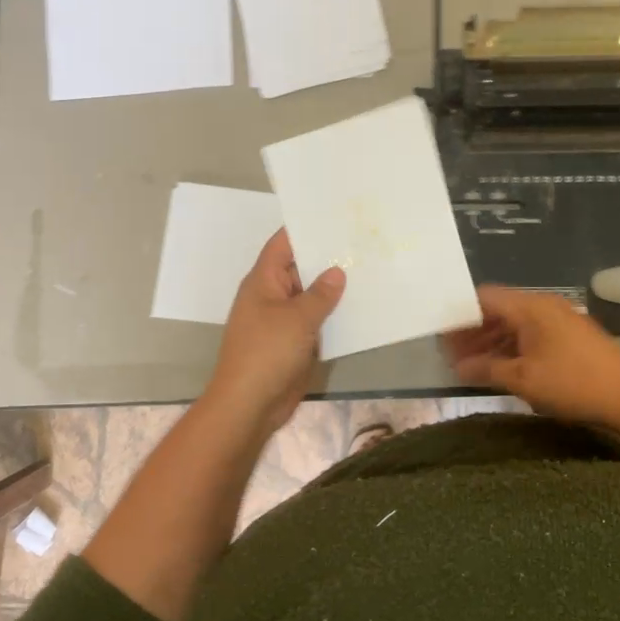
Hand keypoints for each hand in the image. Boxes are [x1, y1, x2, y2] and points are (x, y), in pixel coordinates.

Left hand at [204, 231, 344, 436]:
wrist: (249, 404)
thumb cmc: (266, 353)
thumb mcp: (297, 319)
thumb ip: (320, 294)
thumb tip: (337, 272)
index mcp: (263, 281)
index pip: (283, 244)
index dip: (305, 229)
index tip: (334, 215)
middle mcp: (271, 296)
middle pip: (300, 268)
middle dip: (327, 258)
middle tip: (364, 240)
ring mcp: (282, 321)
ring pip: (311, 297)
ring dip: (334, 289)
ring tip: (370, 268)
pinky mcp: (294, 343)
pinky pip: (316, 322)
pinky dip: (333, 315)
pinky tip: (362, 307)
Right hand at [442, 285, 619, 427]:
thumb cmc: (571, 383)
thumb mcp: (522, 379)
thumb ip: (485, 369)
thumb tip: (458, 367)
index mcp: (529, 307)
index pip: (483, 298)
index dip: (459, 314)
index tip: (441, 335)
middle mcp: (543, 305)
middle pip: (497, 309)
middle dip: (472, 331)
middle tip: (450, 354)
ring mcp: (558, 319)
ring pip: (513, 323)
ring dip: (490, 341)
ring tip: (470, 365)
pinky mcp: (568, 335)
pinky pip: (530, 333)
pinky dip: (510, 346)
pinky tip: (499, 367)